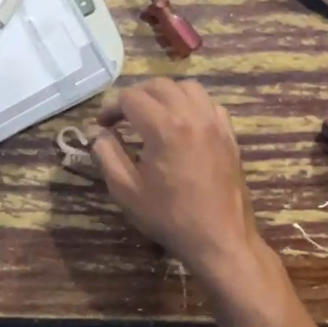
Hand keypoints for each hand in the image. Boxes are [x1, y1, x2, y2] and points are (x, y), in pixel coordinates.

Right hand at [92, 79, 265, 282]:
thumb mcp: (126, 190)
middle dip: (135, 96)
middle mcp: (192, 117)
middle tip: (122, 118)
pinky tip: (182, 125)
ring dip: (165, 94)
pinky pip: (210, 105)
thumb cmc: (169, 217)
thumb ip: (106, 154)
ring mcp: (215, 125)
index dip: (111, 108)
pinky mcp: (229, 136)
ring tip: (153, 115)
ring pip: (187, 88)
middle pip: (158, 86)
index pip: (130, 98)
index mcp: (164, 128)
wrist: (220, 240)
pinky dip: (191, 105)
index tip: (103, 125)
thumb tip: (98, 133)